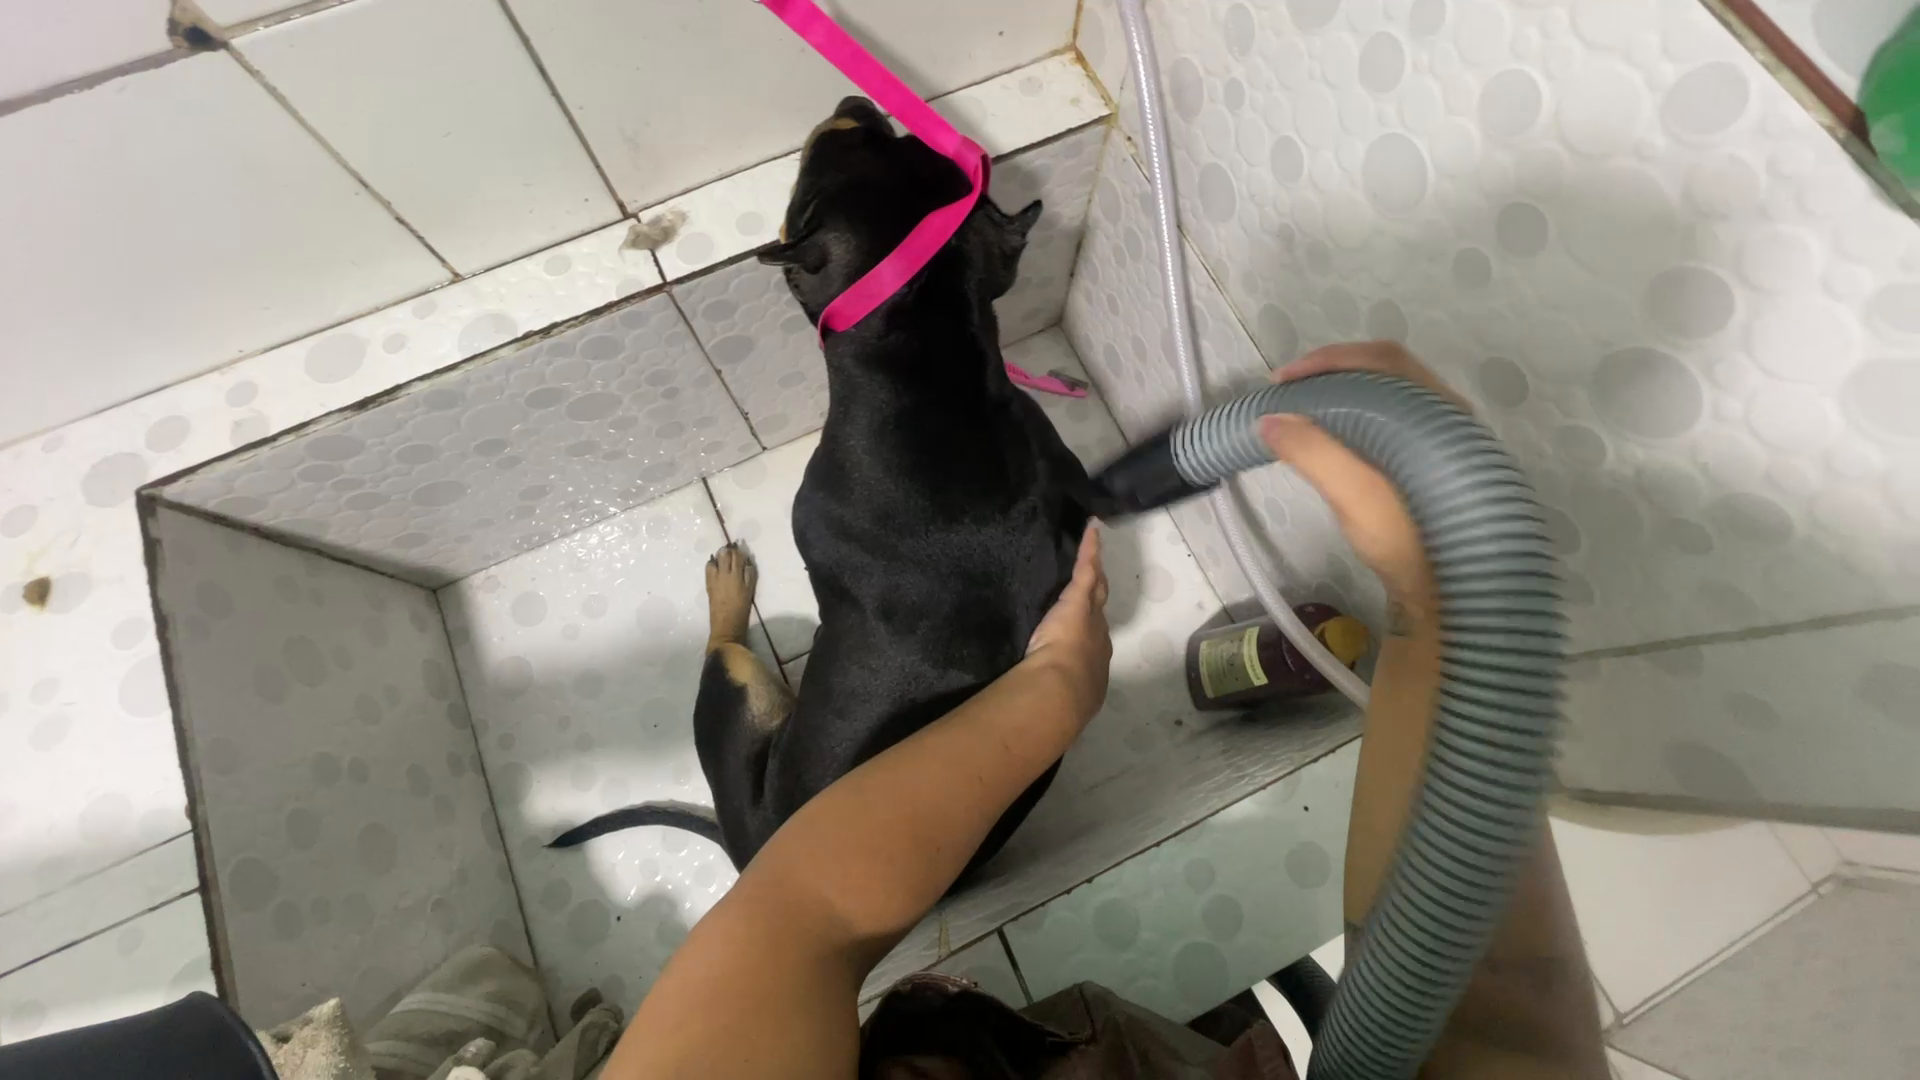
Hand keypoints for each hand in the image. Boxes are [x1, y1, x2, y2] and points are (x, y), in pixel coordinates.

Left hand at [1024, 523, 1112, 719]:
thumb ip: (1050, 696)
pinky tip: (1091, 529)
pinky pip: (1086, 567)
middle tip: (1100, 582)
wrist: (1062, 686)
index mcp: (1092, 662)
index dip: (1092, 629)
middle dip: (1099, 597)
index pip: (1092, 639)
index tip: (1088, 627)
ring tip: (1096, 552)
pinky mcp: (1077, 596)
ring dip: (1095, 570)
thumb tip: (1038, 714)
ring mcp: (1090, 614)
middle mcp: (1098, 636)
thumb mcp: (1058, 697)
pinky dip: (1090, 548)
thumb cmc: (1057, 694)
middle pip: (1099, 609)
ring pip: (1095, 587)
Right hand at [1257, 342, 1443, 632]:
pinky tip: (1330, 436)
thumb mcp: (1356, 497)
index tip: (1281, 381)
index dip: (1327, 362)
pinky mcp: (1434, 460)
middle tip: (1285, 393)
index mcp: (1436, 413)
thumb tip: (1268, 419)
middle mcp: (1447, 414)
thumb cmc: (1408, 544)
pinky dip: (1353, 414)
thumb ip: (1314, 454)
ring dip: (1341, 393)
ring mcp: (1444, 437)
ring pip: (1388, 393)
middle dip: (1329, 374)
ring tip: (1300, 411)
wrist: (1450, 595)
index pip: (1381, 361)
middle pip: (1385, 370)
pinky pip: (1391, 416)